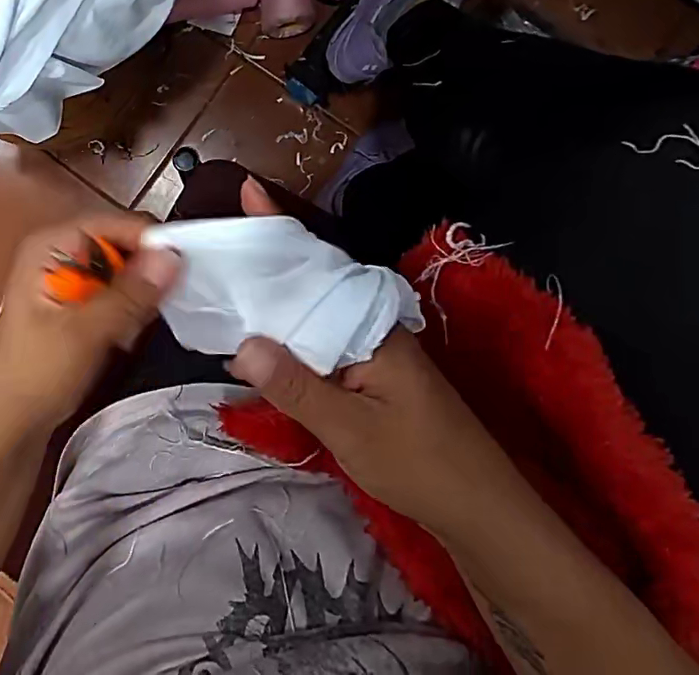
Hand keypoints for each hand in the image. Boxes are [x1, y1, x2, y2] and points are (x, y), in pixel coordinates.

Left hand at [0, 214, 180, 433]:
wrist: (12, 422)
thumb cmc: (36, 375)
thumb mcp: (87, 331)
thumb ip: (131, 293)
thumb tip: (172, 257)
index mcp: (50, 245)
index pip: (115, 224)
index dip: (149, 241)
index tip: (179, 264)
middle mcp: (61, 250)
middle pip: (123, 243)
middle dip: (145, 272)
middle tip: (157, 302)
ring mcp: (71, 275)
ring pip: (127, 268)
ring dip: (140, 294)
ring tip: (136, 324)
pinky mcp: (82, 298)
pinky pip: (122, 288)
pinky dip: (132, 307)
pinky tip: (127, 333)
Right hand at [227, 178, 519, 538]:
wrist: (479, 506)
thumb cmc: (420, 464)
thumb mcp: (351, 430)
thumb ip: (298, 386)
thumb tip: (243, 342)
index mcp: (372, 326)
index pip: (319, 268)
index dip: (282, 231)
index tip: (250, 193)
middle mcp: (373, 327)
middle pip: (315, 287)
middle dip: (269, 267)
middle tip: (219, 249)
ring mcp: (375, 350)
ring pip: (317, 318)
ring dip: (277, 308)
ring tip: (227, 290)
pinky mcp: (373, 375)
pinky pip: (325, 346)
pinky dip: (293, 344)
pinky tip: (263, 351)